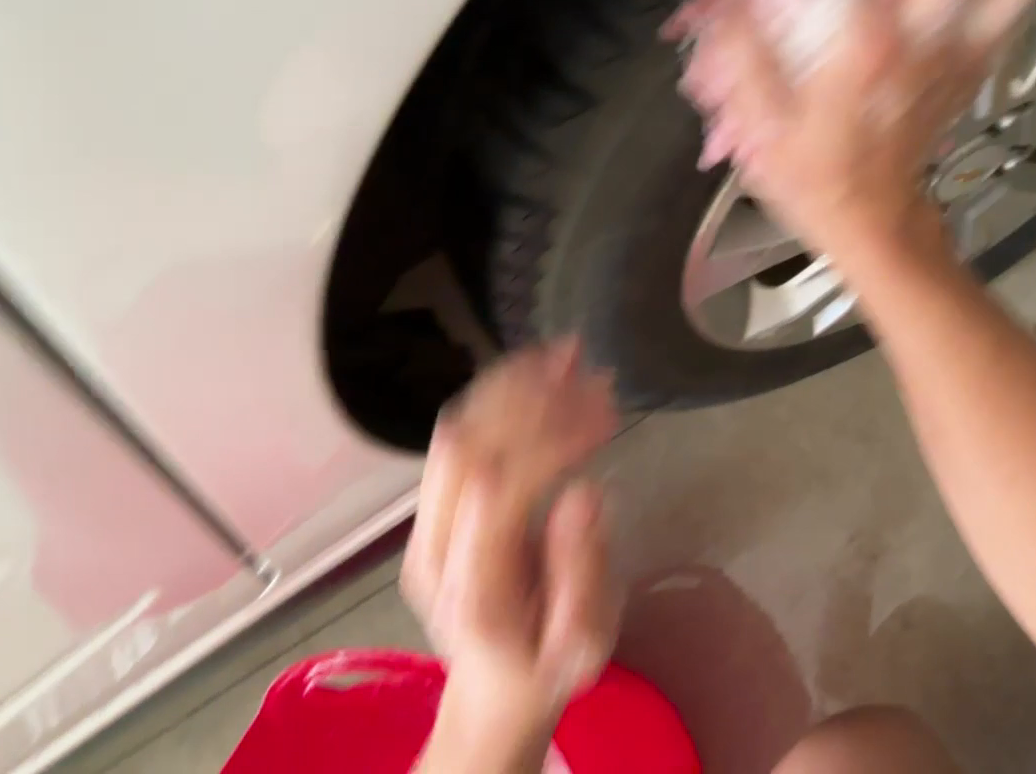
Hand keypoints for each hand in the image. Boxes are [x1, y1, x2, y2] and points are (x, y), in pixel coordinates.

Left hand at [403, 341, 618, 771]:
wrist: (493, 682)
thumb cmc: (550, 663)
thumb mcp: (586, 641)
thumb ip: (583, 573)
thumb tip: (587, 494)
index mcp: (474, 587)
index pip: (501, 491)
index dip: (553, 441)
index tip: (607, 414)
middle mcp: (437, 549)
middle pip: (470, 450)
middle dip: (533, 400)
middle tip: (591, 371)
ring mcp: (428, 524)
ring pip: (458, 432)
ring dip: (512, 385)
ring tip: (566, 351)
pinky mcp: (435, 506)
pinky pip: (457, 435)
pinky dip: (497, 394)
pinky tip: (536, 367)